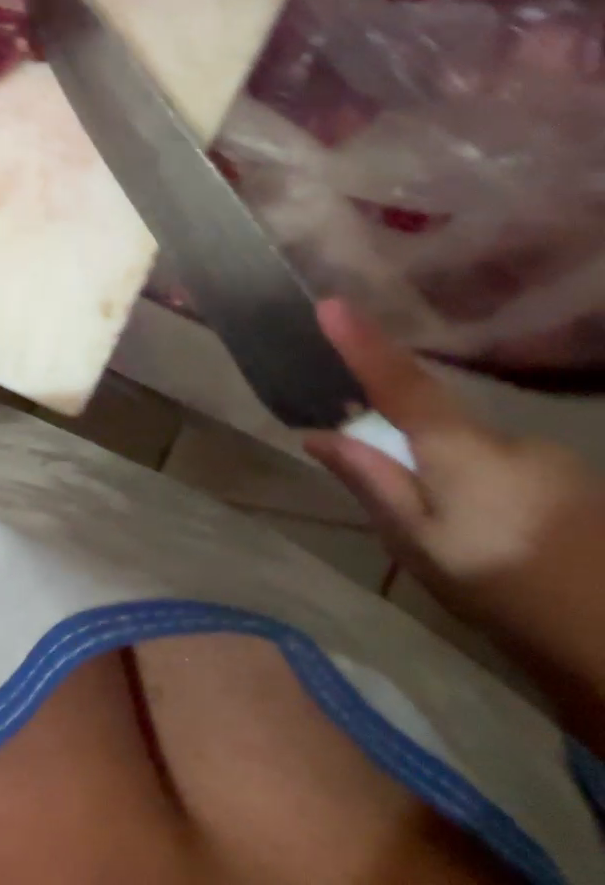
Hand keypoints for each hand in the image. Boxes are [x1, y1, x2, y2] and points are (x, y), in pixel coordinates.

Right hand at [304, 301, 604, 686]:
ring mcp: (556, 463)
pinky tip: (492, 540)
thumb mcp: (417, 543)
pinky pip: (504, 470)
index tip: (332, 305)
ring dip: (449, 477)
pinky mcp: (575, 485)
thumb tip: (322, 435)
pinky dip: (482, 492)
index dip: (365, 346)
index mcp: (468, 455)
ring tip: (453, 538)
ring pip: (472, 452)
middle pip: (439, 427)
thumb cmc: (500, 591)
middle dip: (409, 450)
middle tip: (401, 507)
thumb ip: (371, 482)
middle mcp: (517, 444)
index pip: (404, 388)